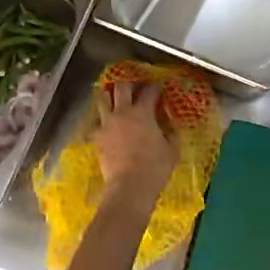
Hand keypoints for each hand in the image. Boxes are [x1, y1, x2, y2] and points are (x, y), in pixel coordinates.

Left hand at [93, 81, 177, 214]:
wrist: (129, 187)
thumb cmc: (155, 167)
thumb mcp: (172, 149)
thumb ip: (171, 132)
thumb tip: (170, 124)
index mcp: (142, 112)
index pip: (149, 91)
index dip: (155, 87)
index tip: (158, 88)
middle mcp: (122, 112)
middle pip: (121, 86)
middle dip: (129, 83)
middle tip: (135, 87)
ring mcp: (107, 123)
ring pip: (103, 98)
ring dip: (109, 94)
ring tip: (114, 96)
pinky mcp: (97, 137)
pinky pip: (97, 121)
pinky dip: (103, 118)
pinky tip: (108, 123)